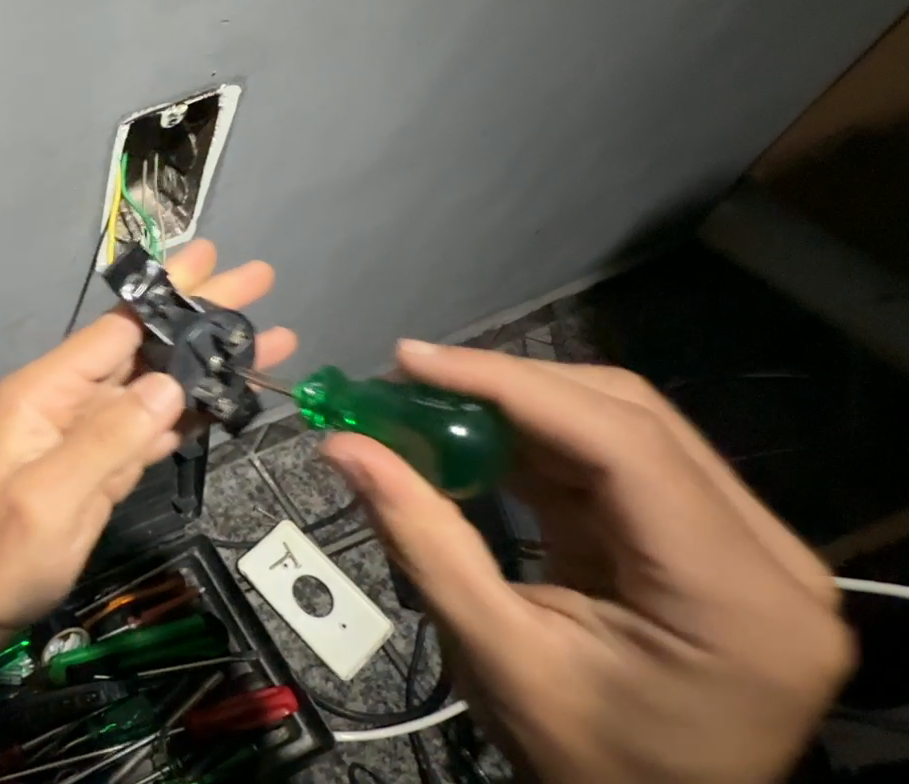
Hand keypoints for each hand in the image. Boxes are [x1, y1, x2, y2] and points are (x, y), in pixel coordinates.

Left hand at [0, 241, 296, 673]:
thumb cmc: (7, 553)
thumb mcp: (51, 498)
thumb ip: (108, 440)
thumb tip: (169, 385)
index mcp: (47, 391)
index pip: (116, 331)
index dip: (168, 297)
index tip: (214, 263)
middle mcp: (70, 398)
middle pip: (145, 346)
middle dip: (200, 313)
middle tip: (258, 278)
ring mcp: (90, 429)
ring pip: (159, 382)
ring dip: (212, 360)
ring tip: (271, 339)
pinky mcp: (106, 460)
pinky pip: (157, 424)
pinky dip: (197, 407)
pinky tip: (233, 394)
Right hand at [323, 341, 852, 783]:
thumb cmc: (587, 759)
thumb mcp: (496, 655)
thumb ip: (422, 541)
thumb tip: (341, 447)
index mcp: (734, 595)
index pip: (624, 444)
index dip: (509, 385)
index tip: (410, 361)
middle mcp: (762, 553)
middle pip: (628, 418)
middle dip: (507, 388)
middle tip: (406, 382)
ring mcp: (739, 544)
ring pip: (618, 426)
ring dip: (514, 408)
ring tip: (424, 407)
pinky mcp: (700, 541)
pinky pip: (608, 462)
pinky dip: (527, 443)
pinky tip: (467, 441)